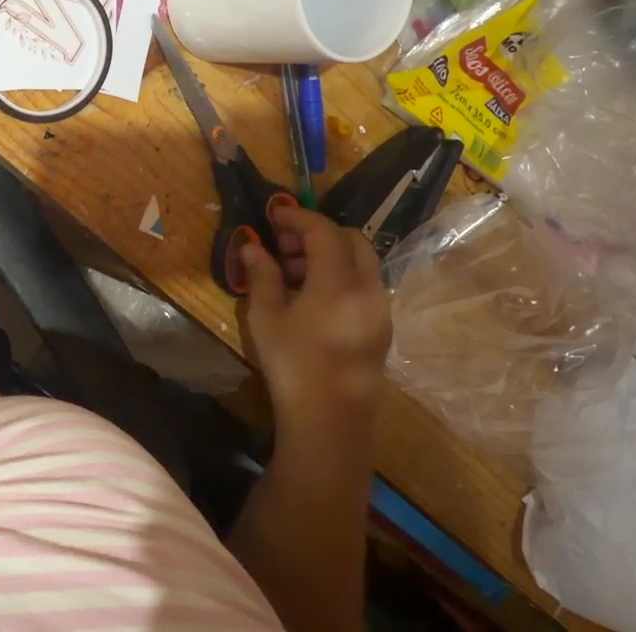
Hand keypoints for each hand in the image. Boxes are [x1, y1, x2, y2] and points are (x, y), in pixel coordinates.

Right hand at [239, 205, 391, 432]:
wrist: (330, 419)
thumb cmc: (292, 363)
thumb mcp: (266, 317)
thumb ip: (262, 276)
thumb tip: (253, 246)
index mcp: (338, 282)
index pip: (324, 231)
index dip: (298, 217)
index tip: (273, 215)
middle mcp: (368, 289)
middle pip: (352, 241)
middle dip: (319, 234)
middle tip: (285, 243)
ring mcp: (380, 310)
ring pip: (362, 263)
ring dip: (330, 255)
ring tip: (293, 272)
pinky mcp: (382, 329)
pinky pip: (365, 286)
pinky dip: (341, 276)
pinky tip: (312, 297)